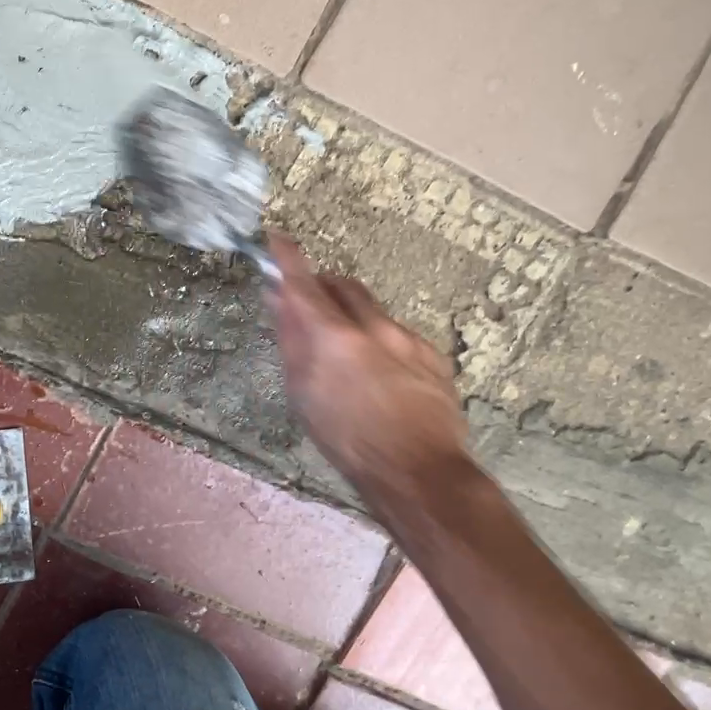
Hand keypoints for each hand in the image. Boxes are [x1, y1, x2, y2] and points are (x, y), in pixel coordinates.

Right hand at [265, 234, 470, 509]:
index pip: (303, 283)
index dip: (287, 258)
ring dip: (351, 316)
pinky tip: (378, 374)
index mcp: (334, 336)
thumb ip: (291, 338)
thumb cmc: (345, 436)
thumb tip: (279, 299)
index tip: (276, 238)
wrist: (419, 472)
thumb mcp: (302, 389)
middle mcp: (374, 327)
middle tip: (308, 306)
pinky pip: (397, 334)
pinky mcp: (434, 357)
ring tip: (345, 352)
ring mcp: (409, 340)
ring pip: (372, 310)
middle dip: (323, 287)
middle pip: (343, 286)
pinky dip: (379, 340)